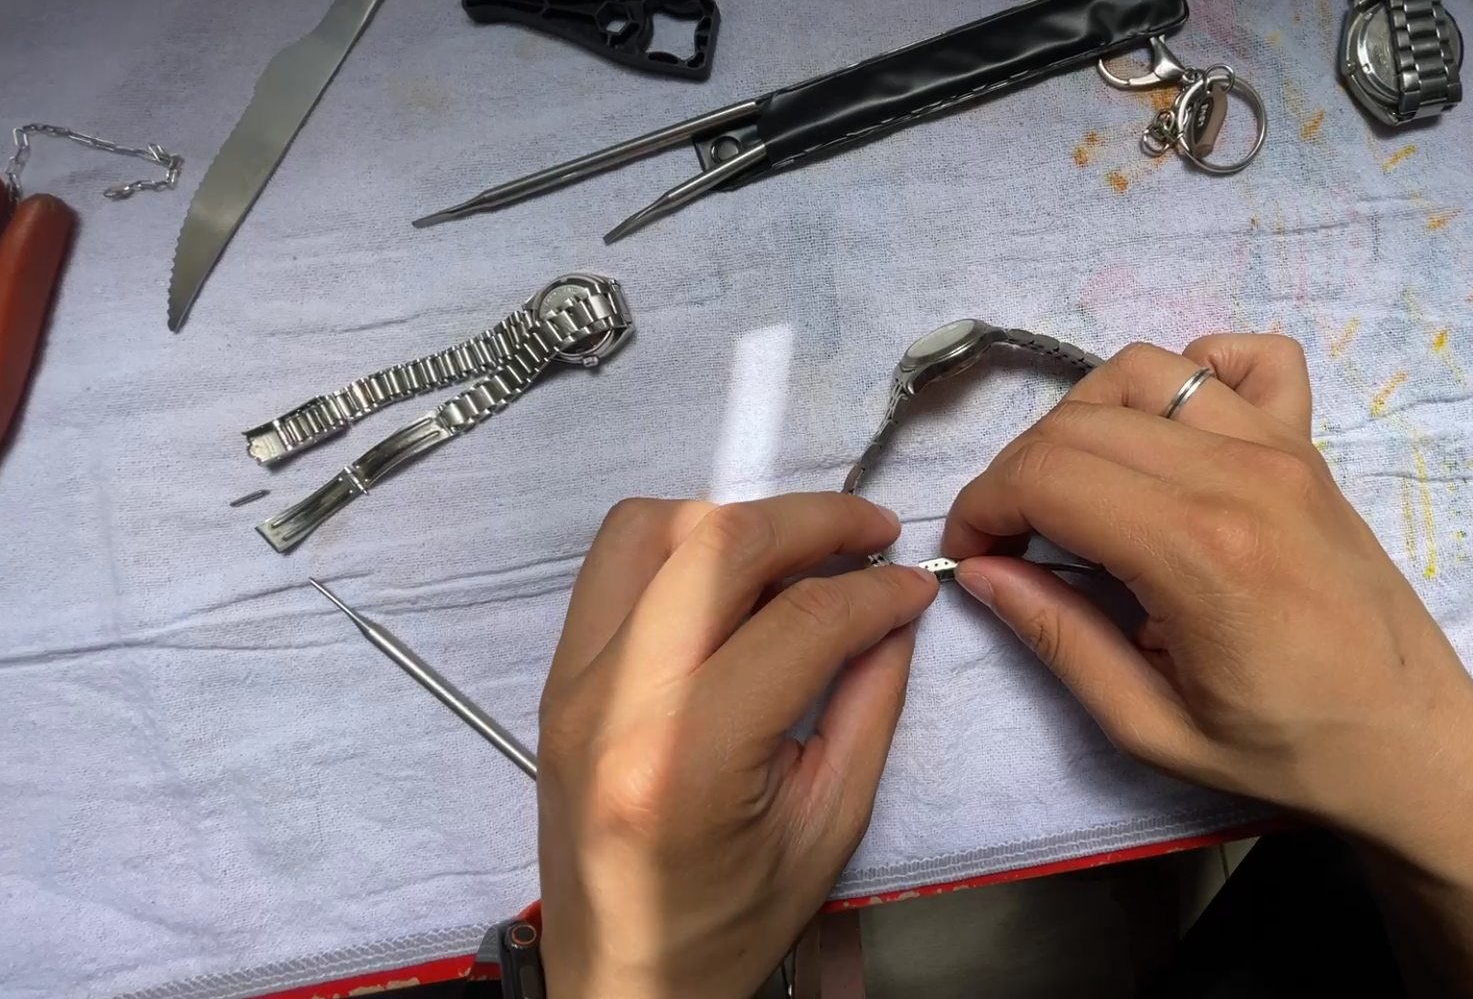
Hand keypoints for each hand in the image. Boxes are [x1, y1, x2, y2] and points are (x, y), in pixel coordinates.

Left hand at [537, 494, 938, 998]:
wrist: (619, 977)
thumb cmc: (733, 917)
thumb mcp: (831, 821)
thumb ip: (871, 699)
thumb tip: (893, 609)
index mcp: (688, 757)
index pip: (801, 622)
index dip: (874, 590)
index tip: (914, 583)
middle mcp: (613, 699)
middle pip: (720, 545)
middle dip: (815, 520)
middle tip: (872, 530)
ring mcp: (570, 677)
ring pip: (652, 528)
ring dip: (741, 519)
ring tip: (800, 546)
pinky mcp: (558, 670)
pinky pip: (618, 559)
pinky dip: (686, 537)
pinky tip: (734, 571)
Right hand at [942, 337, 1472, 864]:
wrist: (1419, 748)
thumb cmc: (1285, 753)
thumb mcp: (1149, 726)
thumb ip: (1057, 638)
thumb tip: (981, 572)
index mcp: (1197, 551)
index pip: (1045, 476)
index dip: (982, 507)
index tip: (971, 552)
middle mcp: (1238, 473)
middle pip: (1076, 424)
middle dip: (1013, 474)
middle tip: (1009, 537)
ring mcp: (1281, 446)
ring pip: (1139, 371)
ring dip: (1078, 419)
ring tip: (1074, 484)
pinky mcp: (1308, 445)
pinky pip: (1244, 358)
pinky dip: (1189, 370)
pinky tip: (1170, 429)